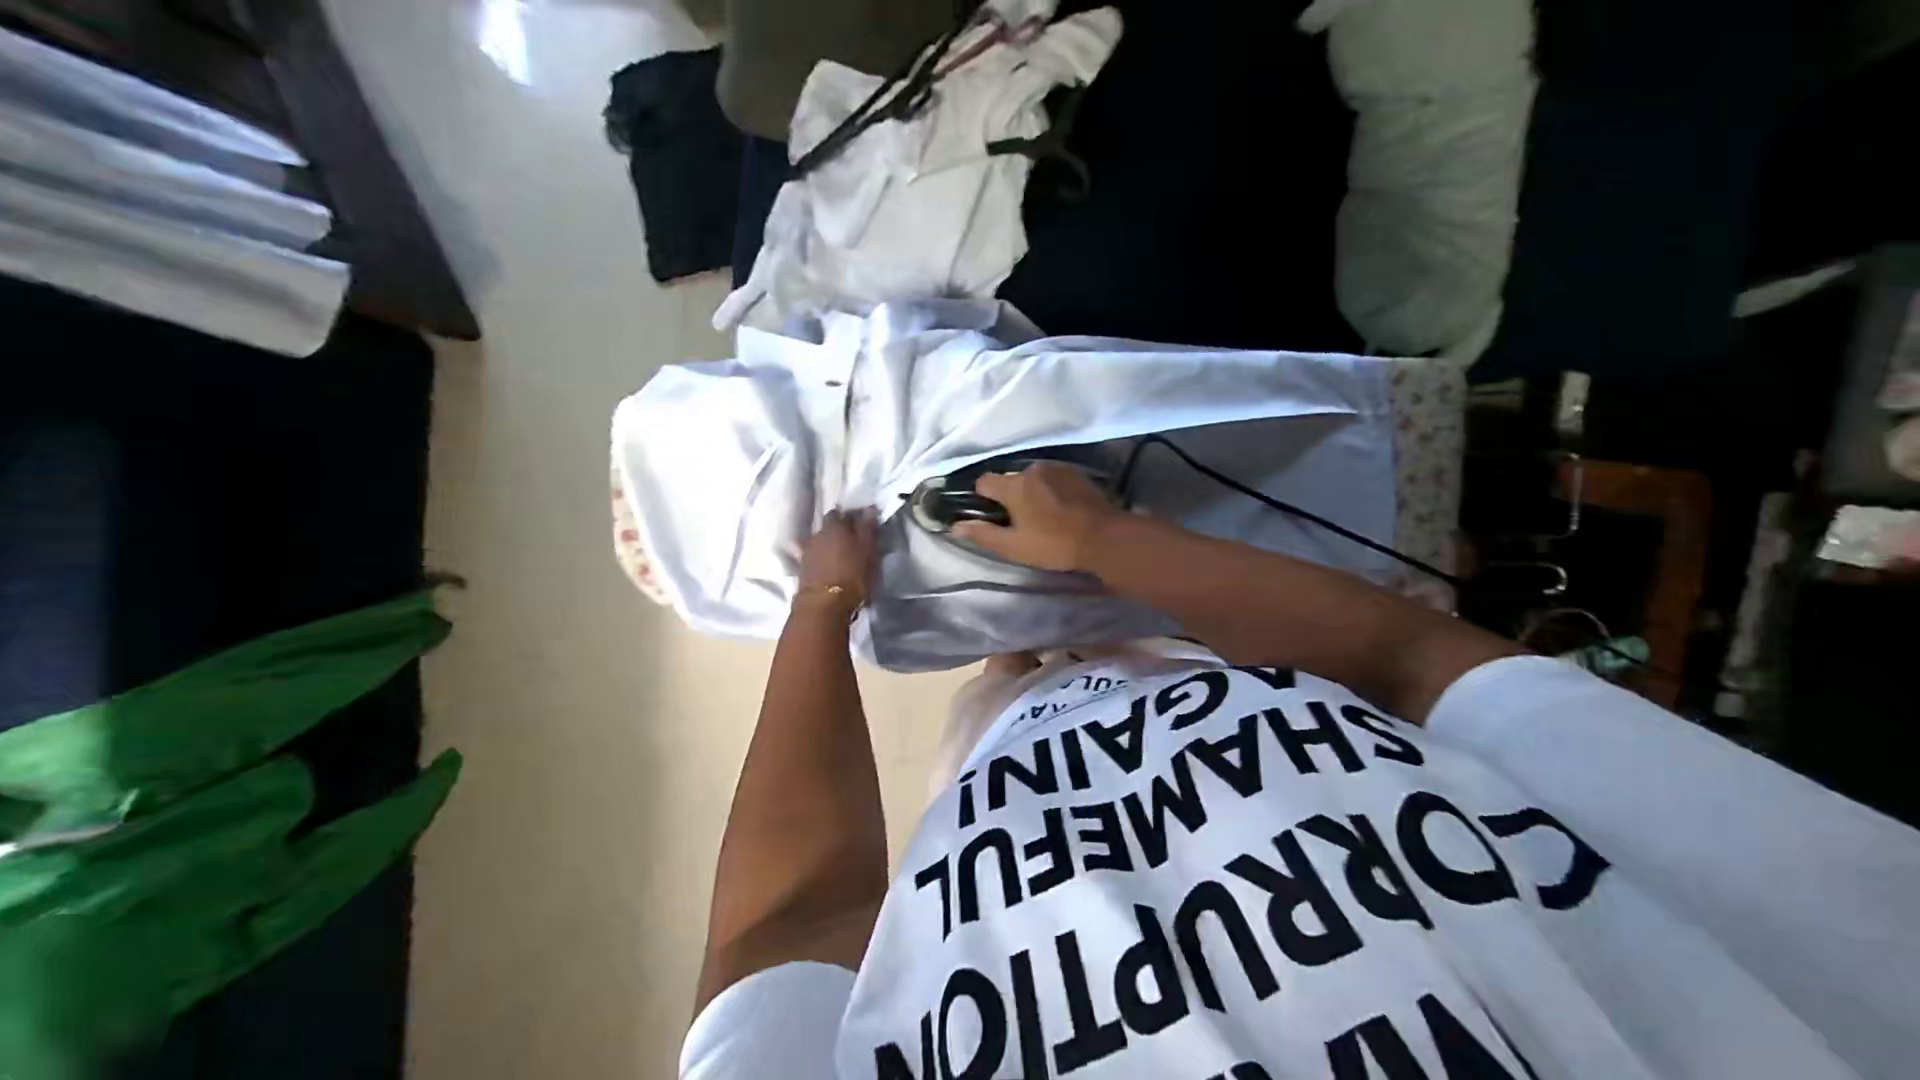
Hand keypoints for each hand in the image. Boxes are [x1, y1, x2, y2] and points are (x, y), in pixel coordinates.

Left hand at [796, 508, 877, 614]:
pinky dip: (820, 558)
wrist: (824, 604)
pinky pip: (813, 557)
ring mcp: (806, 550)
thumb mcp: (869, 550)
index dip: (854, 517)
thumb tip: (869, 508)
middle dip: (839, 530)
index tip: (863, 525)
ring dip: (828, 544)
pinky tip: (825, 564)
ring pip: (820, 541)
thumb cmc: (853, 574)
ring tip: (840, 555)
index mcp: (835, 524)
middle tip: (852, 540)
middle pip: (829, 526)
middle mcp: (818, 533)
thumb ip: (868, 528)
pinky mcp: (801, 568)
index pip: (844, 512)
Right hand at [953, 463, 1119, 571]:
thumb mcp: (1014, 546)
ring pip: (1034, 479)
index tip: (994, 516)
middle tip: (1022, 523)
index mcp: (1013, 485)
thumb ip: (983, 534)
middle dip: (1012, 497)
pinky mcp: (1077, 474)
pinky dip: (1052, 491)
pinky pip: (1054, 479)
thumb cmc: (1054, 544)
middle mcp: (1032, 469)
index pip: (984, 482)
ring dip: (1034, 493)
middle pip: (1011, 481)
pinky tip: (1062, 510)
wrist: (1105, 537)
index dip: (984, 499)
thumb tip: (955, 526)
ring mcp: (1058, 468)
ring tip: (1045, 517)